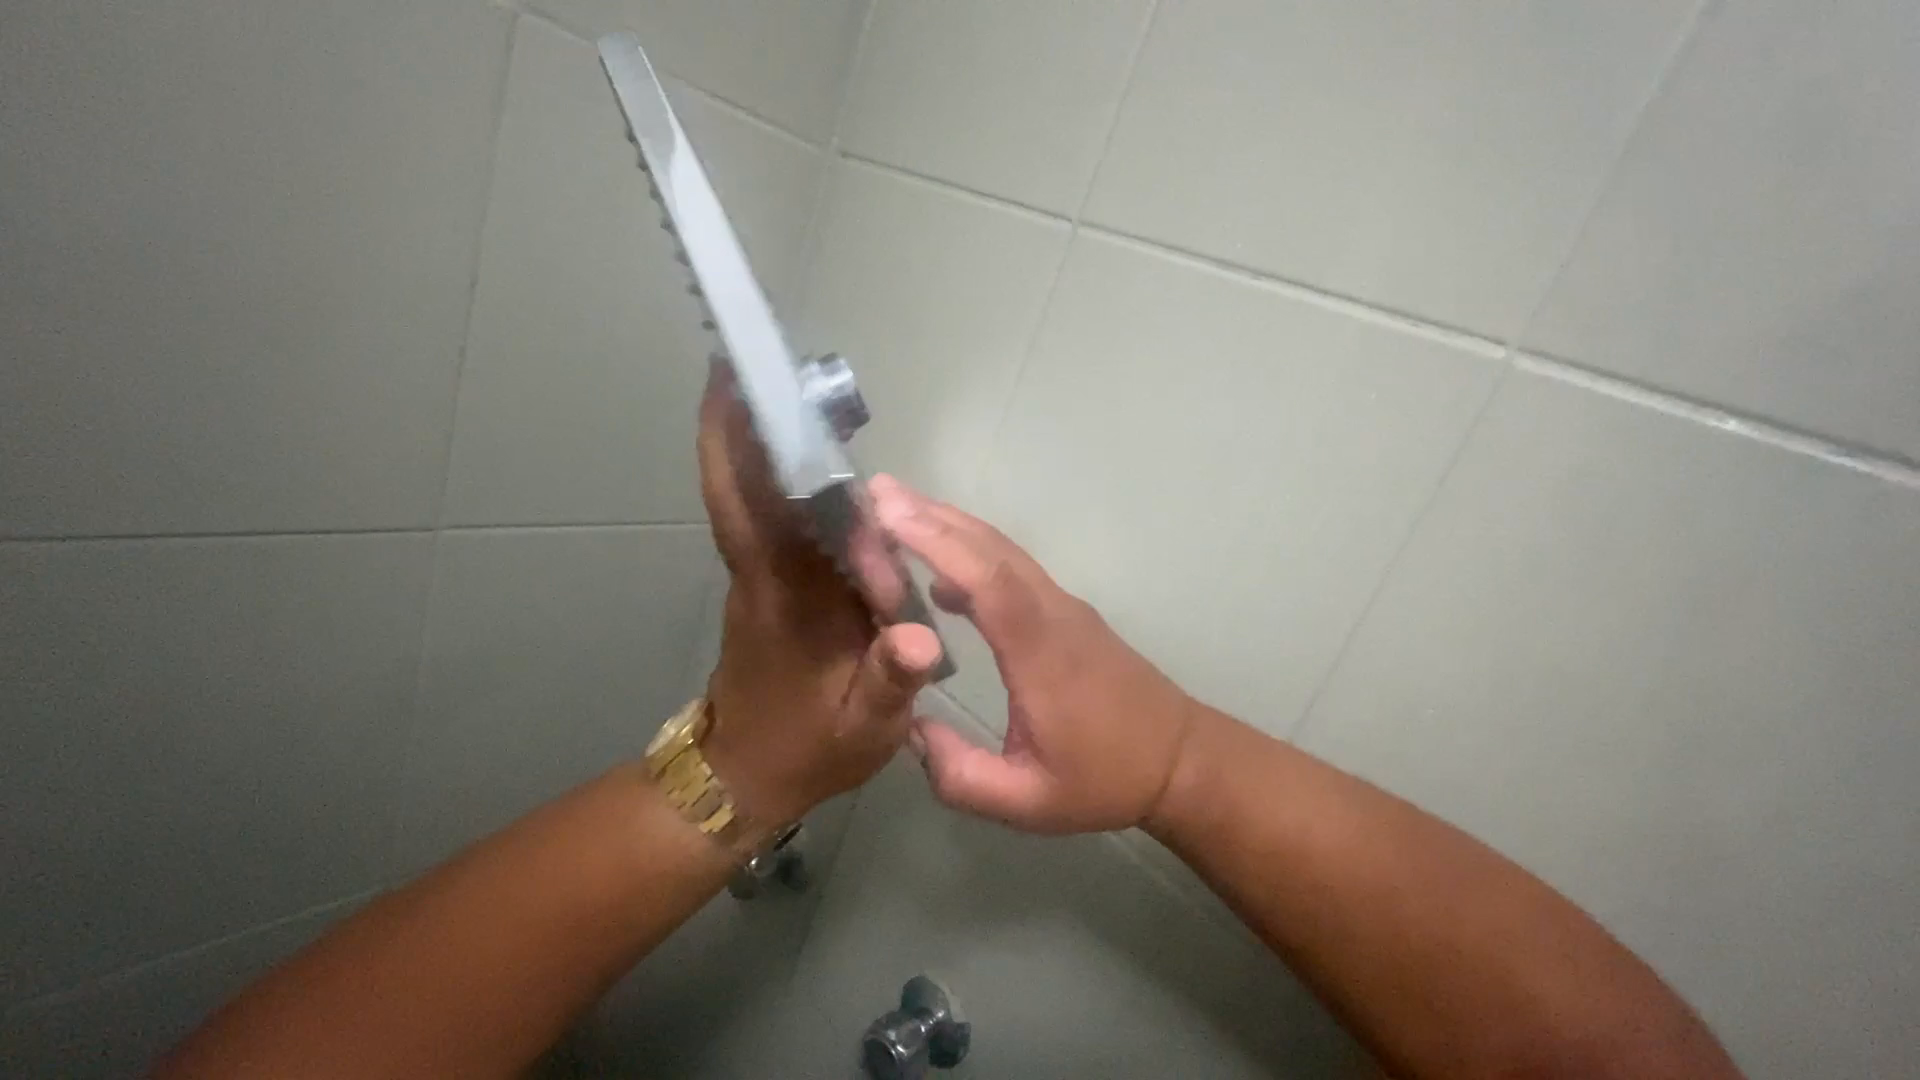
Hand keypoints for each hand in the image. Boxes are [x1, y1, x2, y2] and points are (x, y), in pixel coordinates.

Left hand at [694, 367, 942, 834]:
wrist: (744, 778)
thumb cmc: (809, 748)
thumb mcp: (866, 728)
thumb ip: (892, 680)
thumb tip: (918, 637)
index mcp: (787, 598)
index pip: (754, 510)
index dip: (740, 446)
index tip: (733, 382)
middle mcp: (764, 574)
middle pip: (739, 487)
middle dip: (737, 421)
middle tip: (750, 360)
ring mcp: (759, 578)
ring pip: (749, 499)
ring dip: (755, 443)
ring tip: (787, 392)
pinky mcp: (765, 586)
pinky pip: (766, 520)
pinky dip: (775, 479)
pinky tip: (812, 461)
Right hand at [869, 475, 1199, 834]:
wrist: (1179, 761)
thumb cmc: (1105, 780)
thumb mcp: (1027, 802)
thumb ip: (960, 776)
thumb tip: (908, 730)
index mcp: (1041, 653)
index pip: (988, 581)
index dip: (939, 543)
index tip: (889, 514)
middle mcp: (1053, 614)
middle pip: (992, 549)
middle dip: (932, 515)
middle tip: (876, 491)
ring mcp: (1064, 608)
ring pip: (1004, 551)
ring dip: (951, 526)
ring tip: (896, 512)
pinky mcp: (1067, 613)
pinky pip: (1014, 569)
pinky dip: (973, 554)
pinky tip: (940, 575)